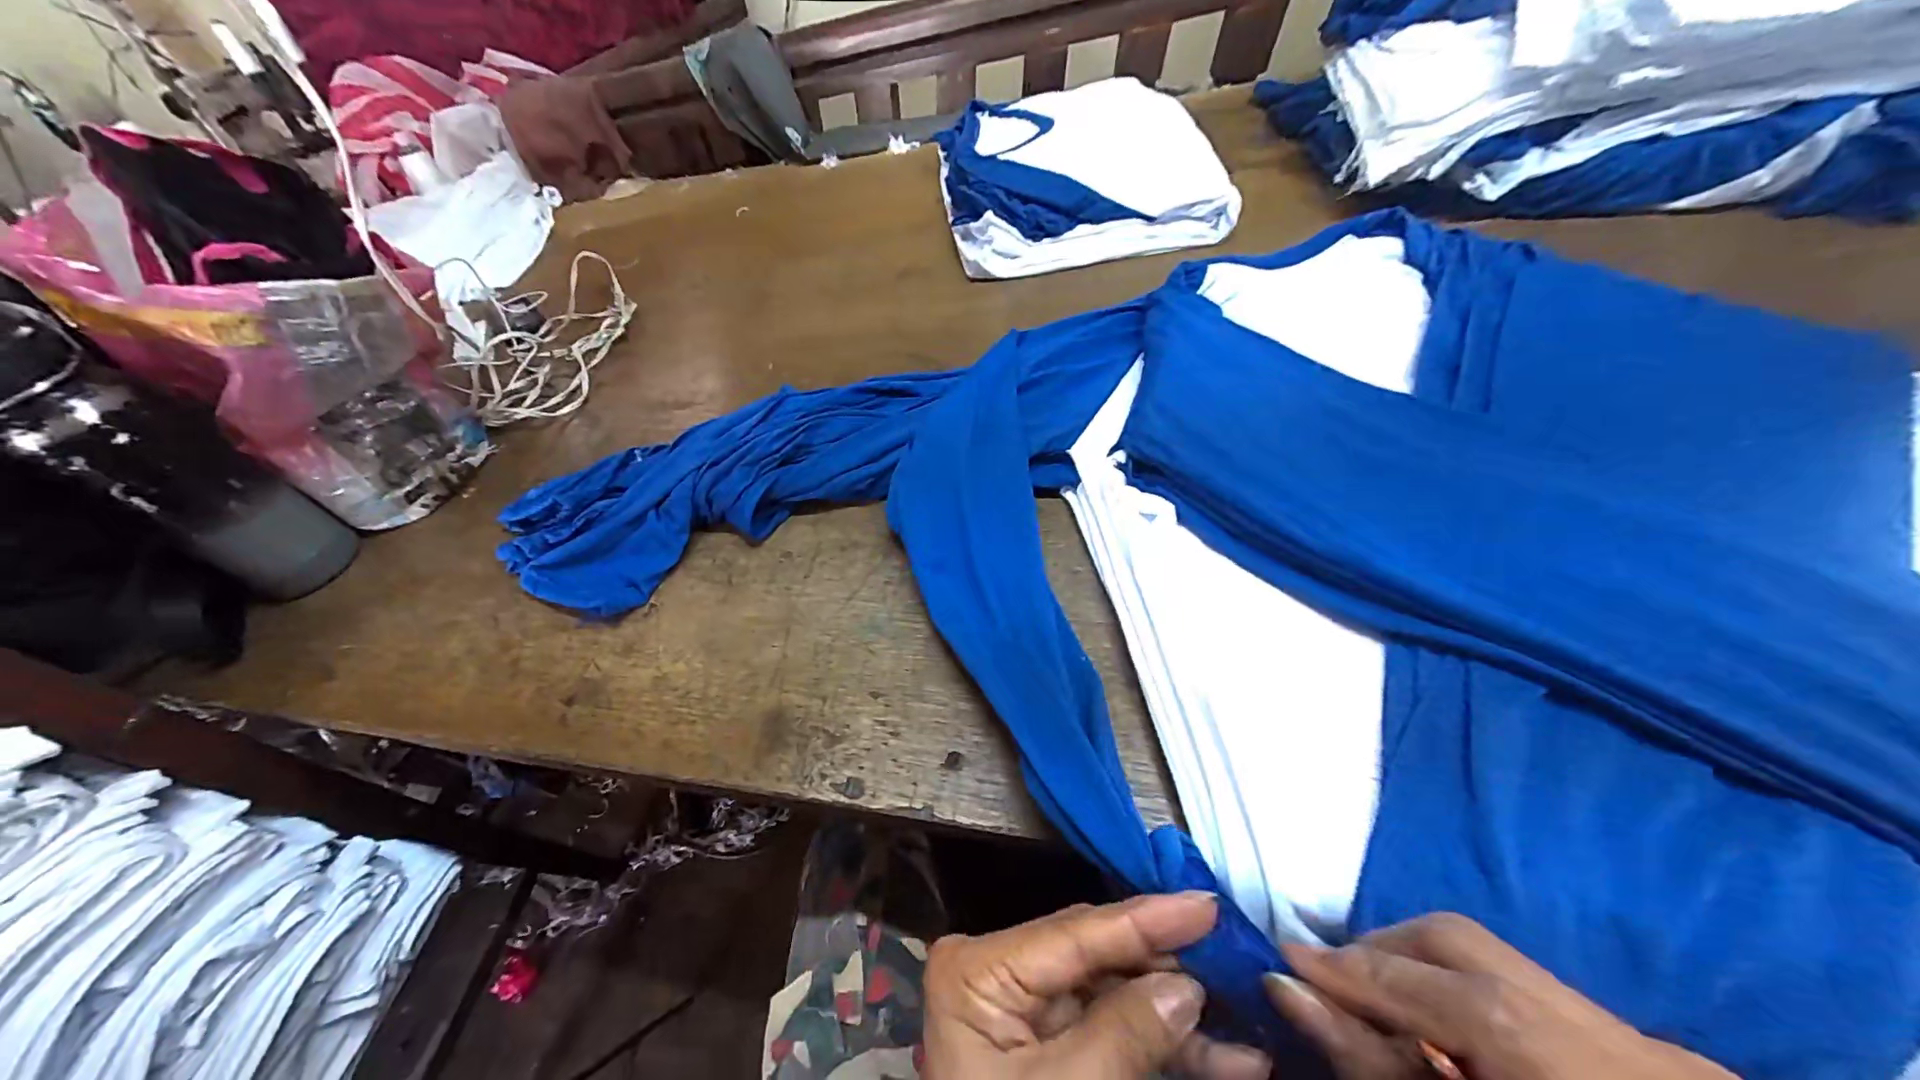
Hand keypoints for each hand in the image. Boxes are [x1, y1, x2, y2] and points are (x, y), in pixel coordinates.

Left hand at [921, 891, 1273, 1078]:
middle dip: (1169, 964)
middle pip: (1098, 953)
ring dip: (1179, 1013)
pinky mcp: (1047, 1037)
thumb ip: (1125, 1034)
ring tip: (1247, 1024)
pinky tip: (1224, 1057)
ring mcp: (1024, 1002)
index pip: (1076, 932)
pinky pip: (1111, 1024)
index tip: (1206, 904)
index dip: (1147, 918)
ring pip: (1114, 990)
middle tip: (1235, 959)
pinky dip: (1163, 1042)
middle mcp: (1000, 968)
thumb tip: (1187, 986)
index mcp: (980, 968)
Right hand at [1263, 913, 1737, 1079]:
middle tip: (1332, 981)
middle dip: (1380, 948)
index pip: (1427, 981)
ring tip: (1384, 1004)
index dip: (1346, 967)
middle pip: (1459, 938)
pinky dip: (1472, 994)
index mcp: (1555, 1059)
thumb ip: (1374, 1064)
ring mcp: (1646, 1042)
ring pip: (1494, 955)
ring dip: (1420, 965)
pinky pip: (1530, 989)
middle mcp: (1609, 1033)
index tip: (1281, 958)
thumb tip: (1289, 988)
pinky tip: (1453, 1031)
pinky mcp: (1658, 1053)